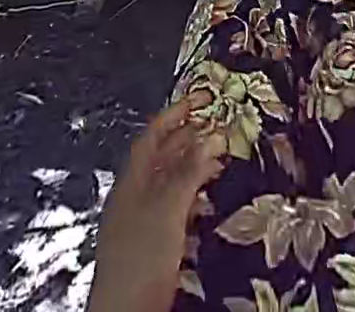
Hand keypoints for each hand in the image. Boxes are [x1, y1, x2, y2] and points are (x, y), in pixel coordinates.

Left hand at [90, 98, 222, 311]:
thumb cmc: (142, 256)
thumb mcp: (168, 209)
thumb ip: (190, 171)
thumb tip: (215, 135)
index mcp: (132, 181)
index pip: (152, 136)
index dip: (174, 114)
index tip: (200, 98)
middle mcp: (135, 194)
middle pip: (162, 155)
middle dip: (189, 137)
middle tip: (219, 124)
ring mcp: (143, 218)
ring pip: (170, 179)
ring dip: (194, 164)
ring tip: (221, 156)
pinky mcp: (153, 241)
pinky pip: (175, 203)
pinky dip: (193, 191)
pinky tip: (209, 195)